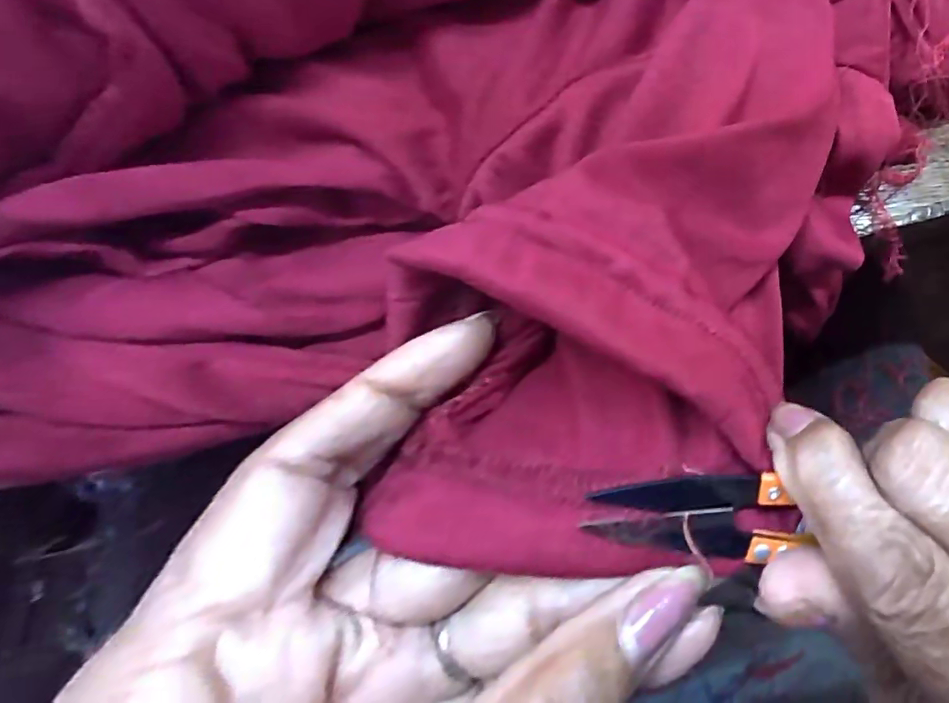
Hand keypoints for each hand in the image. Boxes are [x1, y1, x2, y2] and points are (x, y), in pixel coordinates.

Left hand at [58, 314, 720, 702]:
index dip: (392, 388)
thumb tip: (682, 600)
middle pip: (448, 533)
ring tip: (693, 535)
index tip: (488, 328)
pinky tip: (681, 626)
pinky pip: (535, 673)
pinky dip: (605, 652)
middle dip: (557, 493)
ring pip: (513, 606)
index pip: (307, 473)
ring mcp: (381, 697)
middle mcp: (304, 654)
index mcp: (209, 652)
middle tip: (649, 436)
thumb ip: (543, 697)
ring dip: (607, 581)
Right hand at [751, 379, 948, 701]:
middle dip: (876, 460)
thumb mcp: (915, 688)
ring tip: (939, 483)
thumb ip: (851, 621)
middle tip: (881, 488)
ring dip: (919, 434)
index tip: (787, 434)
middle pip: (925, 467)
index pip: (907, 576)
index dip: (836, 498)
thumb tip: (776, 570)